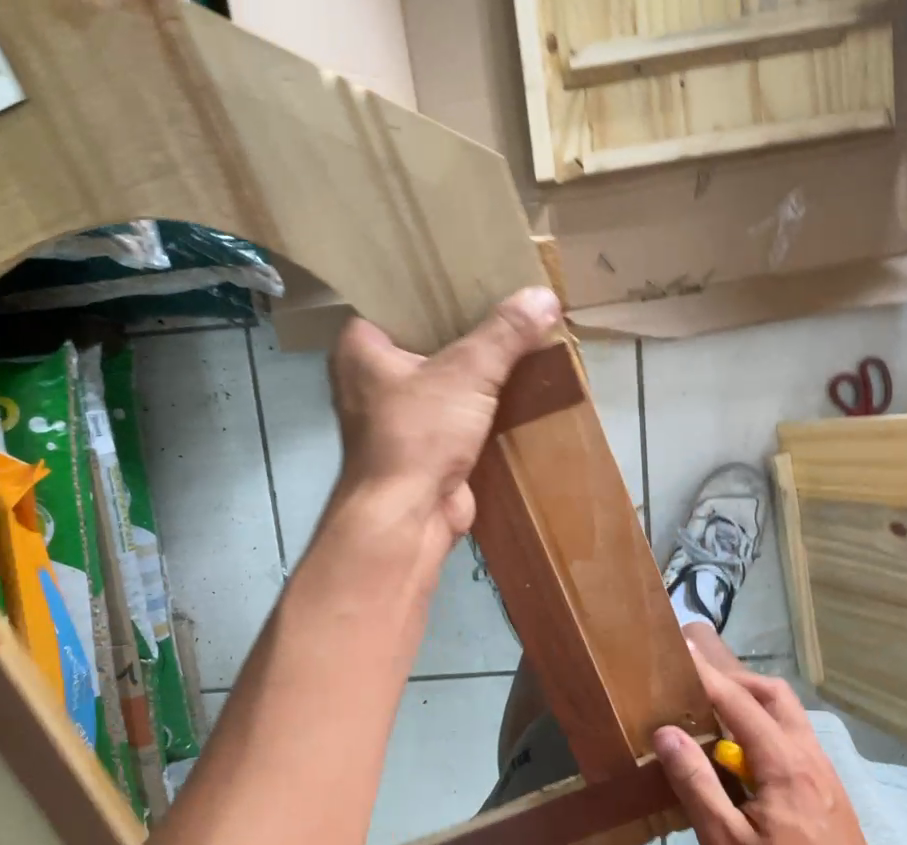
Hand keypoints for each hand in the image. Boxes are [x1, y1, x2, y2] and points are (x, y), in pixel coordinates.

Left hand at [326, 288, 562, 549]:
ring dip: (479, 365)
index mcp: (360, 346)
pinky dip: (483, 400)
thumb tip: (546, 295)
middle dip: (467, 323)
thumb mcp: (466, 372)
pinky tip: (518, 380)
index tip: (474, 265)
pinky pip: (456, 408)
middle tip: (509, 291)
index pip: (395, 297)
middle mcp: (371, 376)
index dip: (434, 283)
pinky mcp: (423, 443)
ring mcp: (397, 413)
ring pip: (444, 375)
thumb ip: (504, 333)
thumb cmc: (419, 434)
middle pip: (426, 336)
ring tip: (521, 329)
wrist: (409, 517)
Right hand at [652, 655, 897, 844]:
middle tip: (696, 683)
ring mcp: (824, 770)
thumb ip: (697, 783)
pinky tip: (744, 755)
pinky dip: (765, 726)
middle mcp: (809, 754)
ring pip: (788, 715)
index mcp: (783, 762)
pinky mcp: (828, 788)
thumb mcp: (727, 843)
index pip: (737, 701)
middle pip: (773, 694)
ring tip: (714, 715)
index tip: (678, 650)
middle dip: (734, 679)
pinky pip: (794, 738)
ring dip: (752, 702)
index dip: (705, 674)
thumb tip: (666, 734)